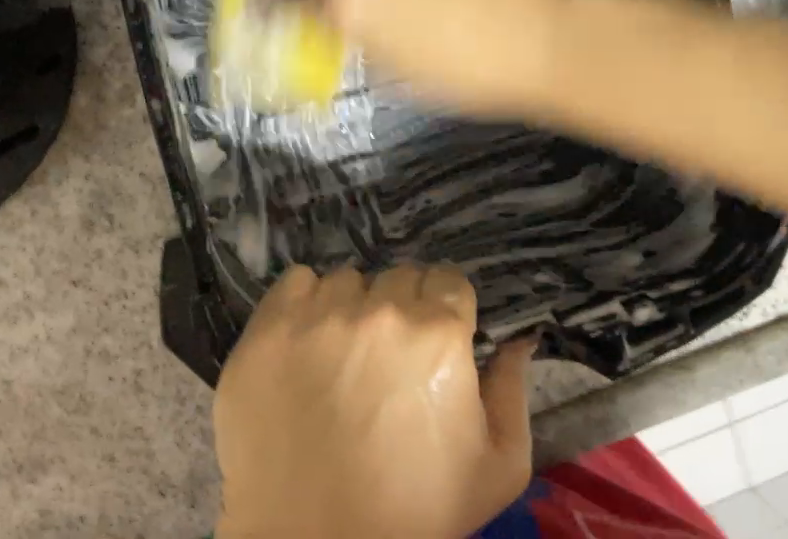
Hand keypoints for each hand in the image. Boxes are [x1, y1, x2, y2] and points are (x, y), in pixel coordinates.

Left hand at [212, 263, 537, 538]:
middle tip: (389, 357)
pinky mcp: (269, 324)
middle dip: (401, 308)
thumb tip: (519, 339)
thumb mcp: (497, 467)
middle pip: (398, 278)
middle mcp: (378, 310)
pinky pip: (295, 282)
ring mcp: (318, 313)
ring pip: (346, 281)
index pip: (448, 280)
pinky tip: (306, 343)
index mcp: (438, 334)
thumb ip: (513, 391)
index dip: (445, 309)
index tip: (434, 338)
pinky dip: (304, 303)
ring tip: (343, 356)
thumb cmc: (415, 510)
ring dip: (351, 307)